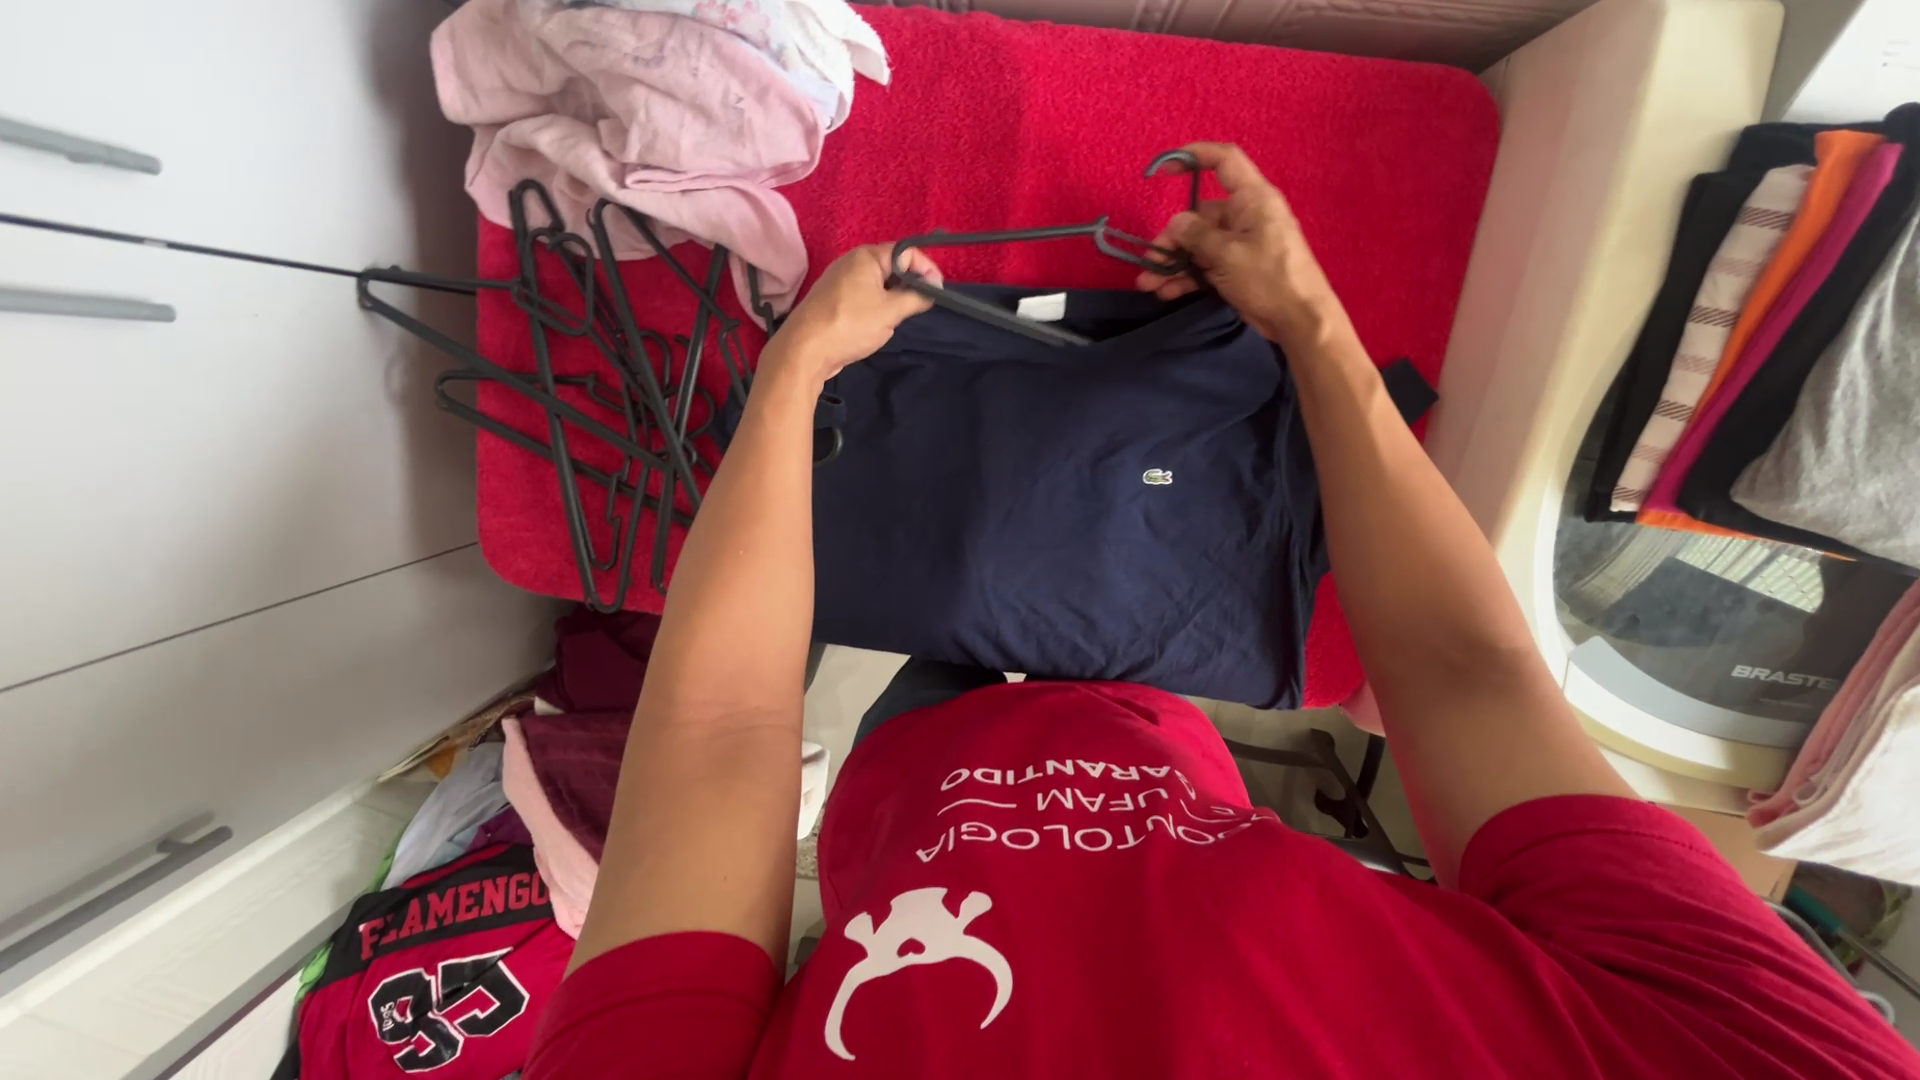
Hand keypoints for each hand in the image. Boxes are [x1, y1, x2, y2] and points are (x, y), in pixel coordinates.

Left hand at [761, 244, 942, 385]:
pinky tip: (877, 325)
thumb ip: (916, 297)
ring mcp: (841, 281)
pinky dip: (878, 307)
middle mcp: (852, 262)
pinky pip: (865, 296)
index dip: (926, 270)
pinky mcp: (835, 300)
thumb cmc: (850, 324)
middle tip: (922, 306)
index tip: (938, 293)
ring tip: (899, 318)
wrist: (806, 349)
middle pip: (892, 266)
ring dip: (894, 298)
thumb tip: (931, 291)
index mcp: (867, 256)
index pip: (907, 252)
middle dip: (910, 284)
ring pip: (879, 284)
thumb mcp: (891, 311)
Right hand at [1136, 143, 1350, 351]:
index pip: (1224, 162)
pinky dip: (1186, 277)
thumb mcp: (1228, 255)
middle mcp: (1246, 216)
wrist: (1299, 319)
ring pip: (1199, 245)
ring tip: (1148, 285)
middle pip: (1201, 216)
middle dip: (1171, 238)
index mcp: (1252, 199)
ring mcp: (1241, 244)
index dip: (1195, 156)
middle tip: (1150, 262)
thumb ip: (1197, 235)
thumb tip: (1176, 222)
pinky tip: (1166, 292)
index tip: (1164, 168)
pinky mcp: (1238, 269)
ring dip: (1173, 263)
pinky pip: (1206, 266)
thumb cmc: (1269, 279)